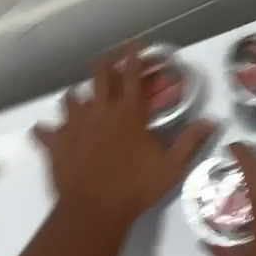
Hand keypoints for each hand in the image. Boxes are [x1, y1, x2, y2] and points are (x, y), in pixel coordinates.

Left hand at [34, 42, 214, 229]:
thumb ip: (190, 141)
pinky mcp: (55, 143)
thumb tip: (212, 121)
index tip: (137, 44)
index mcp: (128, 113)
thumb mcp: (171, 167)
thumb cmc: (135, 188)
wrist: (94, 211)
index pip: (133, 74)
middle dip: (106, 62)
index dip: (135, 55)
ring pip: (70, 97)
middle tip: (112, 59)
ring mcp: (73, 125)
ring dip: (77, 95)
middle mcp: (99, 111)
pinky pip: (43, 131)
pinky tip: (45, 132)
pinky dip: (45, 130)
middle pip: (99, 74)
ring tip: (81, 99)